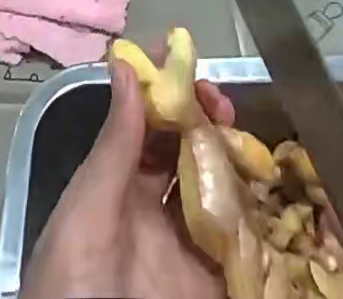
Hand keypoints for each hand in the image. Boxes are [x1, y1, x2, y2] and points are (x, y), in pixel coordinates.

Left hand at [21, 58, 236, 298]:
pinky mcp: (214, 288)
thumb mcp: (86, 211)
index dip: (169, 94)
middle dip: (208, 122)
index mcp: (115, 187)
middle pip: (186, 154)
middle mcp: (152, 211)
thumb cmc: (71, 284)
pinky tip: (270, 195)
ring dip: (236, 163)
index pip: (146, 127)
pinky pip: (242, 249)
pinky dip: (259, 222)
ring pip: (217, 192)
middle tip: (225, 106)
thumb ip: (113, 144)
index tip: (190, 67)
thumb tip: (124, 66)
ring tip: (251, 143)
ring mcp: (185, 251)